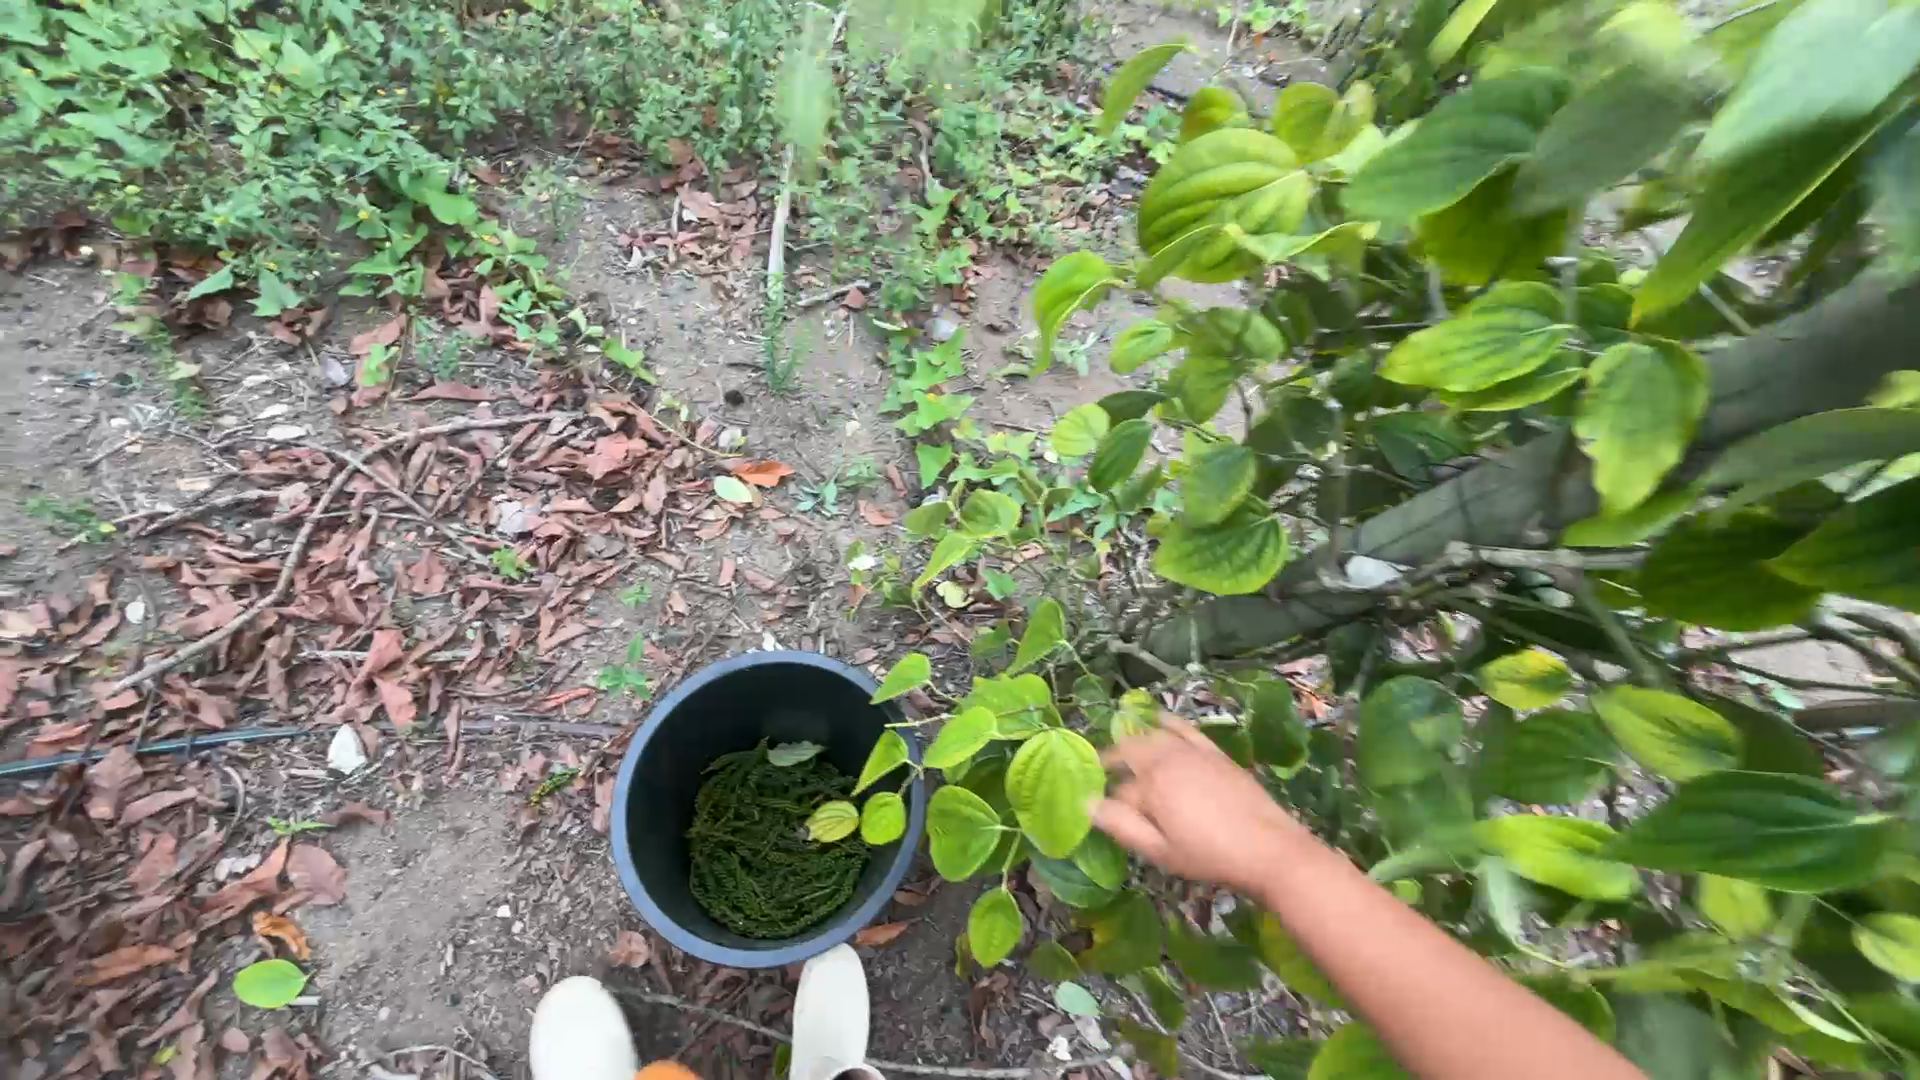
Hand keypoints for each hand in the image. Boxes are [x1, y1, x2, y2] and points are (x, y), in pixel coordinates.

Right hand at [1090, 713, 1303, 893]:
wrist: (1269, 849)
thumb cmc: (1210, 856)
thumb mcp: (1160, 850)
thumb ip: (1121, 825)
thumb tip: (1086, 802)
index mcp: (1151, 783)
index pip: (1117, 787)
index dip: (1106, 799)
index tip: (1100, 808)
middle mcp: (1166, 758)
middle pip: (1129, 752)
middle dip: (1112, 762)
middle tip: (1104, 777)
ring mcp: (1191, 751)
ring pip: (1151, 737)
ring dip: (1133, 742)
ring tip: (1124, 754)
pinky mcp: (1212, 751)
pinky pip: (1182, 727)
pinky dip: (1165, 721)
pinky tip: (1157, 720)